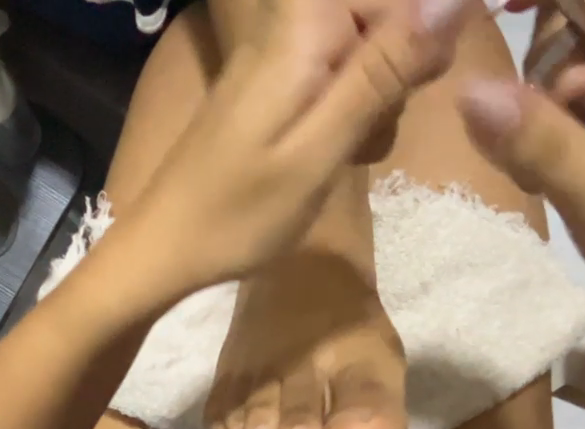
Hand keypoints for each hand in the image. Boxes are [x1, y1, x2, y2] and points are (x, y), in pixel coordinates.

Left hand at [107, 0, 481, 300]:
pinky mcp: (265, 95)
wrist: (162, 249)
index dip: (422, 33)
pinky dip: (341, 117)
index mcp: (303, 27)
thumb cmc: (238, 213)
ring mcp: (274, 63)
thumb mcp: (320, 150)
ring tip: (348, 156)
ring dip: (371, 102)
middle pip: (378, 18)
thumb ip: (382, 73)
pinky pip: (327, 82)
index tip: (415, 90)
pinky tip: (330, 157)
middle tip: (370, 135)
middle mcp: (288, 28)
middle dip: (395, 72)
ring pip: (358, 54)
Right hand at [462, 0, 584, 333]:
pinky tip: (549, 175)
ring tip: (547, 166)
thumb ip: (536, 139)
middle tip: (535, 123)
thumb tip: (466, 90)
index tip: (500, 5)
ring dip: (542, 104)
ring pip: (571, 56)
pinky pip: (573, 99)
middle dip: (547, 58)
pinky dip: (550, 130)